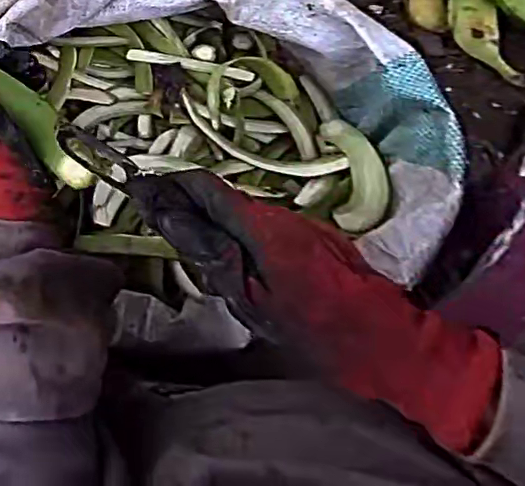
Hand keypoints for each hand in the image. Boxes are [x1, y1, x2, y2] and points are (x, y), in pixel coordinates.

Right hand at [125, 169, 502, 453]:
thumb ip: (214, 255)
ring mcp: (283, 222)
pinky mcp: (296, 233)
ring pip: (226, 205)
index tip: (136, 183)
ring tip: (170, 217)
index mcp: (255, 225)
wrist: (388, 341)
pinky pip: (244, 218)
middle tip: (145, 201)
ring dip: (197, 207)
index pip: (200, 186)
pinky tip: (210, 237)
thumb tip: (174, 220)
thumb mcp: (254, 298)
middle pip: (209, 193)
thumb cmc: (319, 325)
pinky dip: (220, 220)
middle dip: (176, 194)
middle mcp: (267, 214)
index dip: (167, 183)